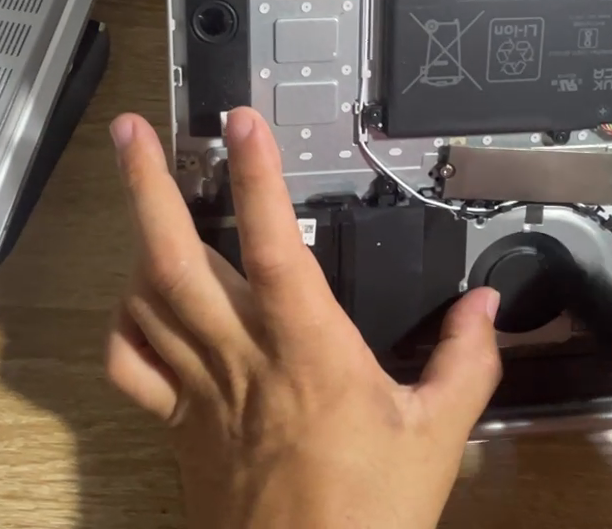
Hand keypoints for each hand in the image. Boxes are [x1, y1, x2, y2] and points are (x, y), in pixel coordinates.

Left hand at [104, 107, 502, 528]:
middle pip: (179, 261)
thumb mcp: (437, 437)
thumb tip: (486, 302)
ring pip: (148, 300)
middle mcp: (242, 357)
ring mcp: (198, 389)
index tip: (241, 122)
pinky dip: (125, 321)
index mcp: (309, 351)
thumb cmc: (370, 514)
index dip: (257, 181)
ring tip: (139, 184)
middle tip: (130, 131)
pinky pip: (131, 366)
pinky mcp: (176, 422)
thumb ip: (464, 361)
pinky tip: (136, 293)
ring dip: (136, 235)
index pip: (276, 249)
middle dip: (149, 188)